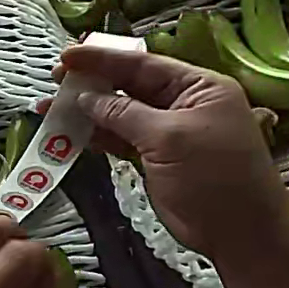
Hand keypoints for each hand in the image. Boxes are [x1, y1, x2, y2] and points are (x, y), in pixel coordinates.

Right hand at [54, 44, 288, 260]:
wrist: (239, 232)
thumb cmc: (215, 177)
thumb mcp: (169, 138)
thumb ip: (124, 114)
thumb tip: (85, 98)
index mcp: (197, 87)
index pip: (142, 64)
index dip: (102, 58)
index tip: (67, 55)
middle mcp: (180, 104)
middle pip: (127, 85)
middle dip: (90, 82)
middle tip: (54, 78)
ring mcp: (164, 131)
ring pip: (116, 113)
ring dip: (84, 111)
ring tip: (49, 107)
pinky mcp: (151, 156)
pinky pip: (116, 138)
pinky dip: (92, 136)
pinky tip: (67, 133)